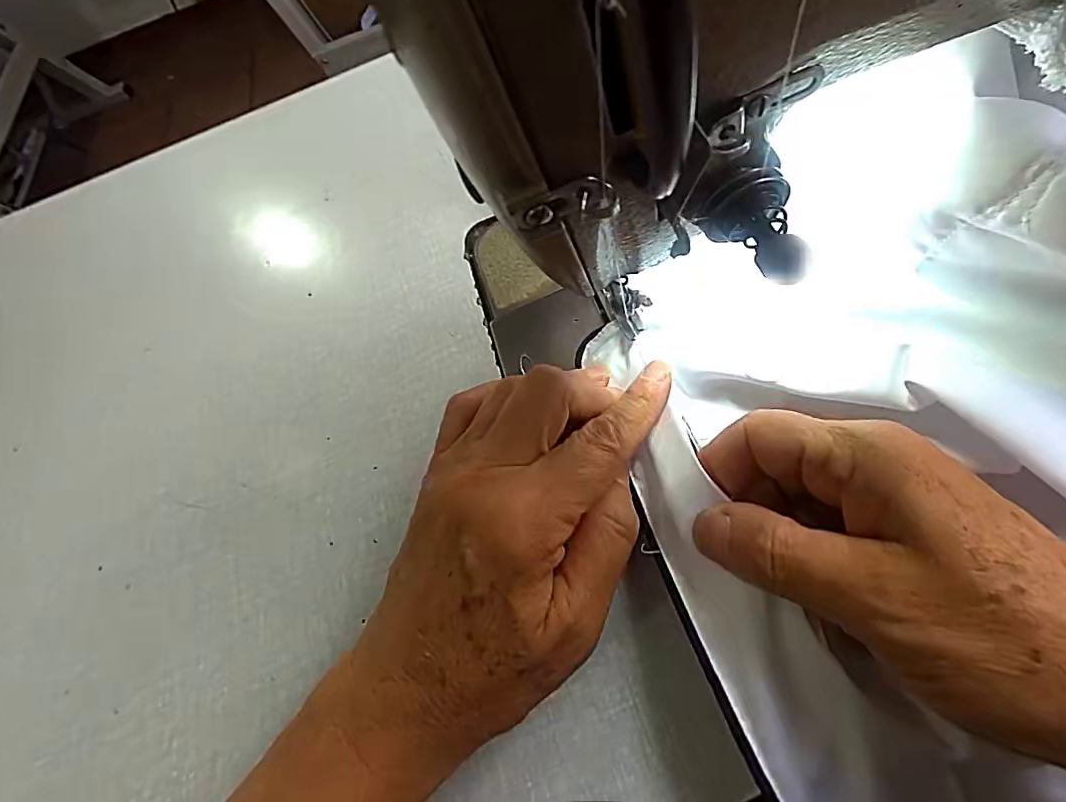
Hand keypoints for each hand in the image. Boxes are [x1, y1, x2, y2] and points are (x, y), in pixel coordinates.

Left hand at [232, 363, 672, 801]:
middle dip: (595, 389)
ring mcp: (452, 467)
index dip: (636, 406)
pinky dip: (514, 394)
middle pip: (547, 392)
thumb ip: (610, 536)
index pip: (595, 442)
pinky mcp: (437, 469)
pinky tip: (534, 416)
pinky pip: (475, 402)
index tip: (659, 377)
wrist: (405, 688)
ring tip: (585, 417)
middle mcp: (482, 477)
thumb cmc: (496, 668)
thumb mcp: (579, 622)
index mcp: (523, 518)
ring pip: (514, 387)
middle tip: (621, 410)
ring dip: (558, 390)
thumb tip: (619, 469)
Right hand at [692, 412, 1065, 801]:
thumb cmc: (991, 635)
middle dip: (759, 523)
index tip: (699, 537)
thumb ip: (774, 551)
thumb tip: (704, 519)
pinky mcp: (927, 534)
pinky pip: (852, 537)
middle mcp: (884, 459)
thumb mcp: (866, 596)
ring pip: (816, 509)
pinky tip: (854, 621)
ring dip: (797, 557)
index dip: (718, 474)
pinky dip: (833, 573)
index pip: (760, 434)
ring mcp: (909, 498)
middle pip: (786, 469)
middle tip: (762, 592)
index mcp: (866, 452)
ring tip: (820, 616)